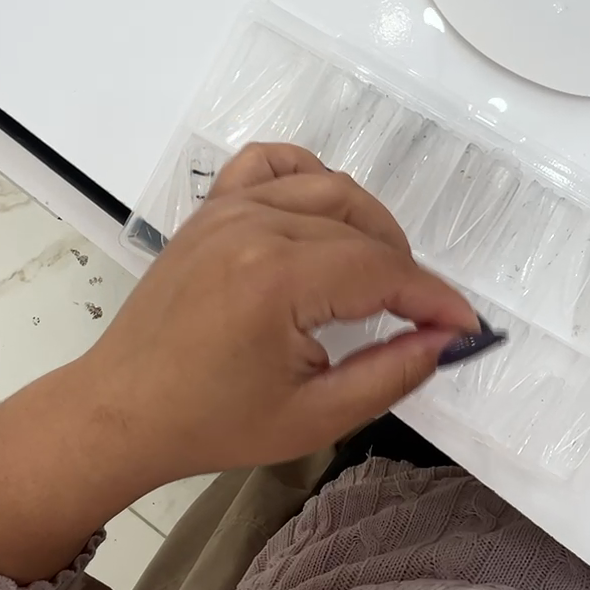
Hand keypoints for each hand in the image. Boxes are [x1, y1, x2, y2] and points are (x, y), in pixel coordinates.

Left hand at [0, 143, 476, 581]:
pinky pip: (270, 165)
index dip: (434, 298)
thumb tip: (445, 337)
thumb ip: (391, 373)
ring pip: (328, 189)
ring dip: (370, 227)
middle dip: (406, 272)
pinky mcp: (210, 209)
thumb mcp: (314, 417)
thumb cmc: (213, 423)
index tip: (465, 325)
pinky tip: (322, 213)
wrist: (123, 410)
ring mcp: (226, 209)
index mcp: (276, 279)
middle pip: (362, 230)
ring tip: (378, 277)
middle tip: (417, 319)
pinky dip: (308, 177)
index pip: (382, 271)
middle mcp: (253, 227)